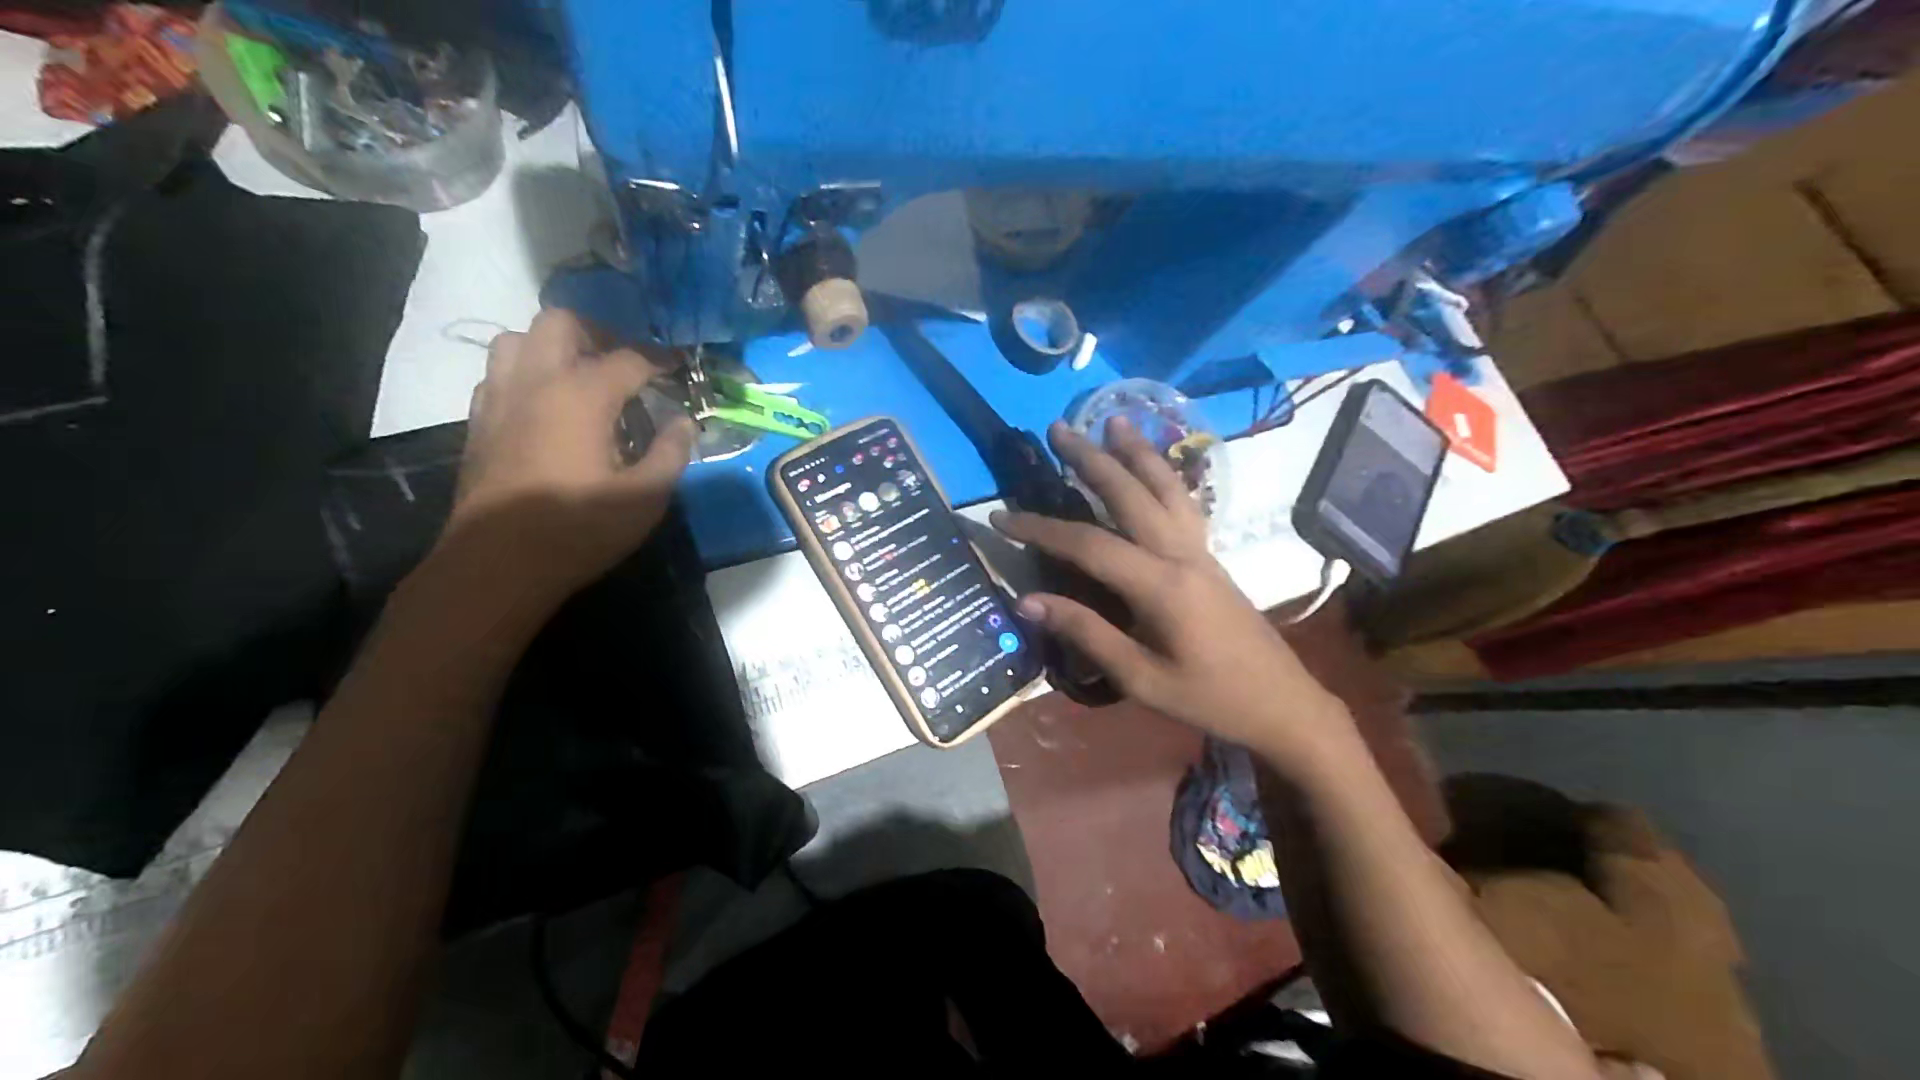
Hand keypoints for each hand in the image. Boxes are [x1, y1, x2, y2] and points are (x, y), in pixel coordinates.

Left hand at [436, 309, 695, 609]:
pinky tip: (548, 408)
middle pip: (562, 324)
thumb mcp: (645, 497)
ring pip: (518, 339)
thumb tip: (684, 422)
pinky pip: (499, 374)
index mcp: (583, 395)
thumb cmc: (579, 528)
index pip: (629, 358)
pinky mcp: (478, 422)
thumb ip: (671, 453)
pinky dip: (526, 374)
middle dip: (599, 335)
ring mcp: (500, 399)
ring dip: (554, 348)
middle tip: (625, 365)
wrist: (497, 563)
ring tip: (582, 379)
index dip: (660, 360)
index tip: (680, 369)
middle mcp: (536, 381)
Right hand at [990, 419, 1348, 759]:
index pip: (1088, 544)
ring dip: (1134, 451)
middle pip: (1129, 493)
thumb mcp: (1140, 677)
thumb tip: (1027, 601)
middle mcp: (1180, 553)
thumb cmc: (1208, 697)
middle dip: (1089, 459)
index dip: (1040, 528)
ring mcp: (1200, 550)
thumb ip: (1085, 633)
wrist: (1281, 703)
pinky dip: (1163, 473)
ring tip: (1112, 419)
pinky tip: (1152, 465)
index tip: (1001, 517)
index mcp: (1160, 585)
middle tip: (1056, 429)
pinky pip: (1184, 501)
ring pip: (1164, 486)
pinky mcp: (1211, 555)